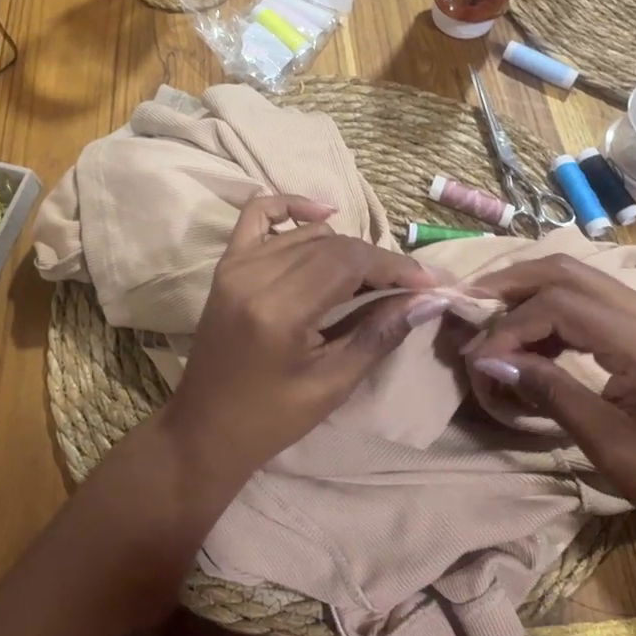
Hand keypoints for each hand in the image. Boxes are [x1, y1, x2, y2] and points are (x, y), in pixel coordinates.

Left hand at [159, 195, 447, 480]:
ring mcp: (236, 265)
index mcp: (279, 310)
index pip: (348, 263)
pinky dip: (292, 207)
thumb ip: (379, 334)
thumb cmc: (270, 419)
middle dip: (377, 260)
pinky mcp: (227, 264)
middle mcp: (254, 275)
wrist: (204, 428)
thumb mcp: (332, 385)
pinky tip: (324, 214)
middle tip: (410, 285)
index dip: (394, 266)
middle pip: (332, 244)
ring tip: (374, 277)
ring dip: (346, 247)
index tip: (431, 281)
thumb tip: (428, 300)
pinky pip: (259, 214)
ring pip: (307, 233)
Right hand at [465, 256, 635, 562]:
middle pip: (570, 271)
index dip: (512, 325)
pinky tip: (536, 332)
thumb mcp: (608, 443)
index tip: (480, 356)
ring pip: (582, 276)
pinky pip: (598, 297)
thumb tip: (490, 361)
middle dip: (515, 283)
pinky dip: (558, 306)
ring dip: (534, 291)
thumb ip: (548, 390)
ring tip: (495, 316)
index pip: (562, 305)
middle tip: (473, 302)